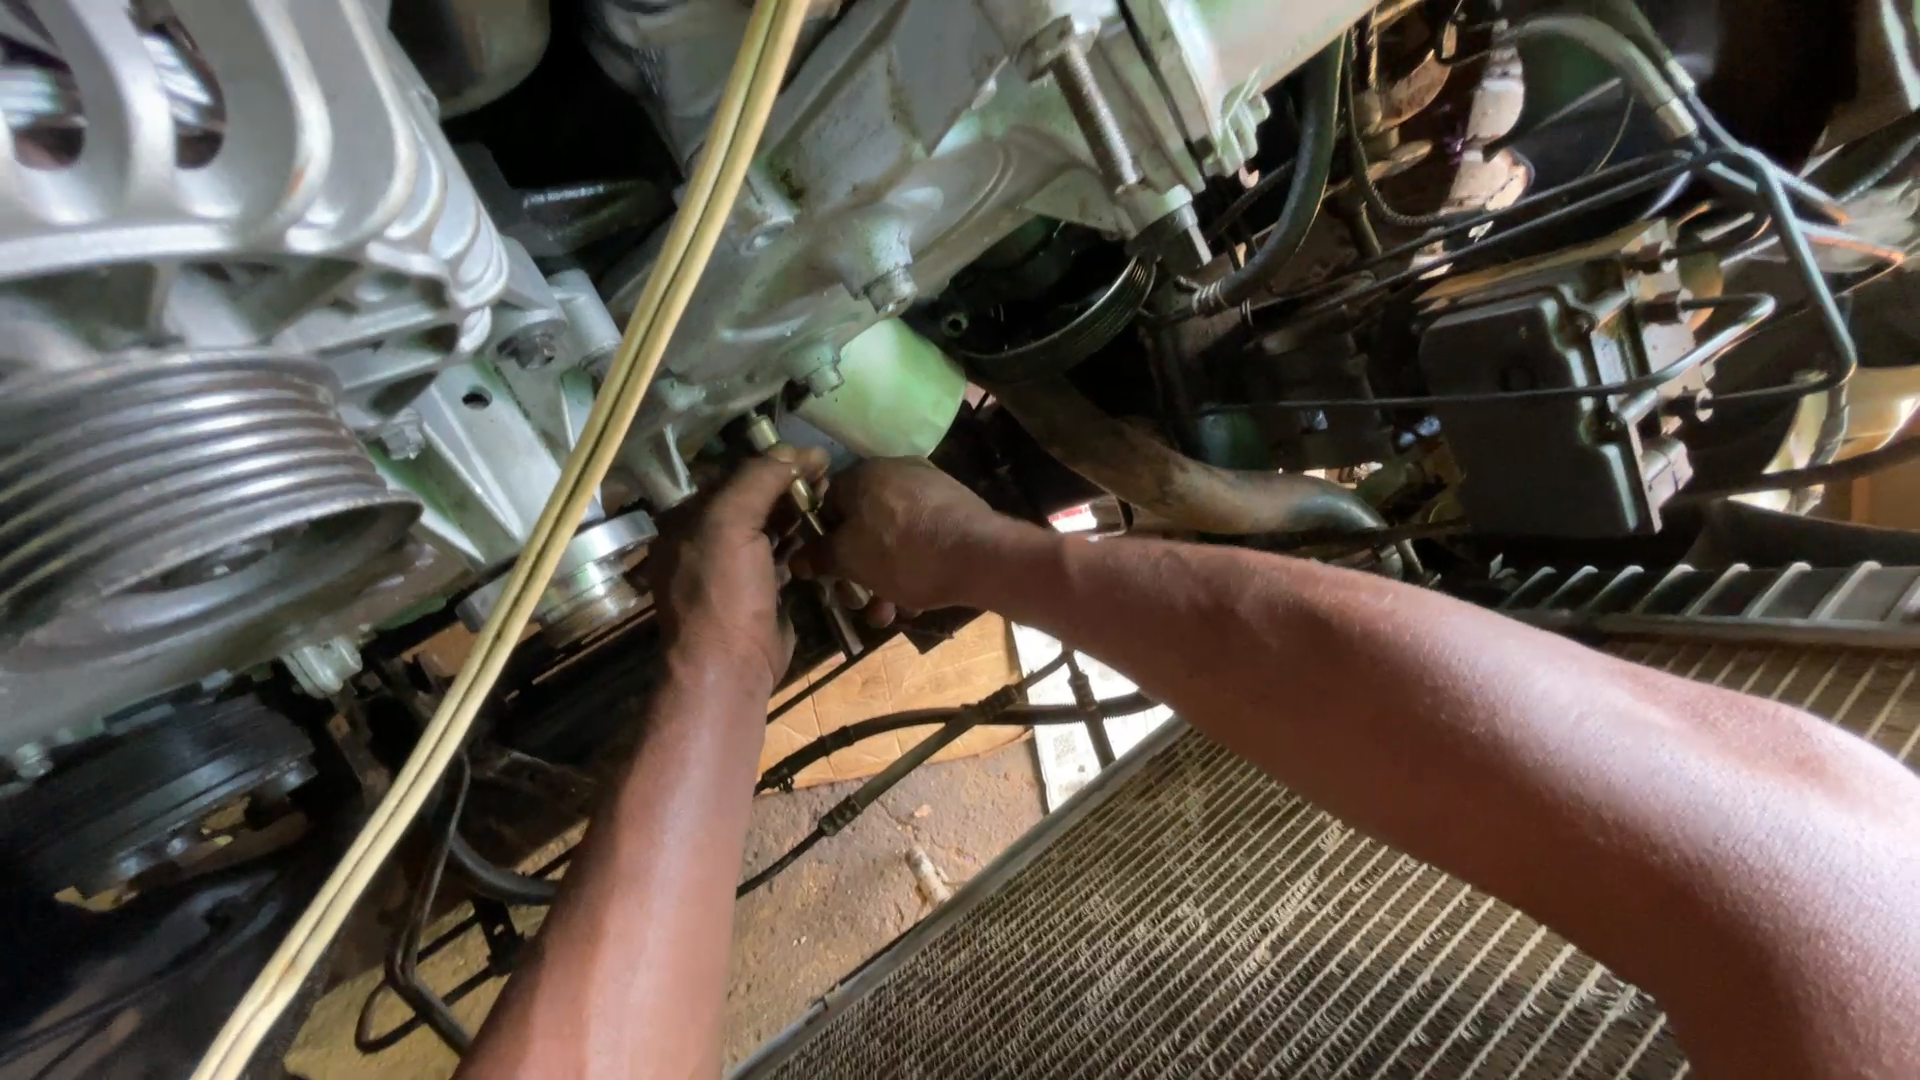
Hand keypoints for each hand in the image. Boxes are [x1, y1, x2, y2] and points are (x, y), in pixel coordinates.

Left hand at [645, 447, 829, 688]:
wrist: (731, 664)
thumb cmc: (723, 590)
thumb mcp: (730, 524)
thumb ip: (758, 480)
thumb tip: (795, 450)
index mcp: (687, 519)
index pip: (730, 474)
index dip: (770, 460)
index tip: (810, 455)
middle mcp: (706, 539)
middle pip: (752, 498)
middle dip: (788, 484)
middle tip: (827, 475)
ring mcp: (733, 566)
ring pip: (769, 525)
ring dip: (798, 510)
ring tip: (832, 497)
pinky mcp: (760, 588)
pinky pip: (782, 553)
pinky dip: (801, 539)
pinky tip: (826, 529)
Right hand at [793, 458, 1027, 621]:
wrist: (982, 556)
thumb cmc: (905, 554)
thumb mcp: (851, 560)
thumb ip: (820, 557)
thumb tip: (799, 558)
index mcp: (864, 474)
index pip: (825, 504)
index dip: (821, 542)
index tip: (825, 574)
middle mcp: (895, 473)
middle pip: (861, 525)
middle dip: (857, 572)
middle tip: (859, 603)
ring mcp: (929, 489)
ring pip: (892, 538)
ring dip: (884, 578)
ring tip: (890, 614)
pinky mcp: (955, 509)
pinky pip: (921, 538)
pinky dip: (913, 567)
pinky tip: (917, 600)